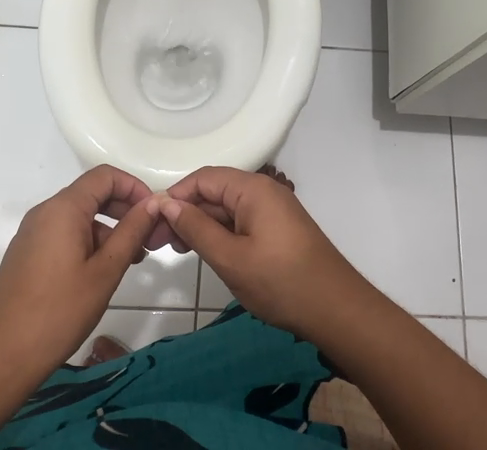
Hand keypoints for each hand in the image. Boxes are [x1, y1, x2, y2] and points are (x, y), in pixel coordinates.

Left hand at [0, 165, 161, 378]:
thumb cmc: (58, 313)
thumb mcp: (105, 271)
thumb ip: (131, 232)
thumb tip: (153, 203)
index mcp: (63, 209)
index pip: (105, 176)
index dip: (134, 187)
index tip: (153, 214)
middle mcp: (44, 213)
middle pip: (92, 194)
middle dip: (124, 211)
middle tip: (149, 240)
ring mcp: (32, 235)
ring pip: (79, 217)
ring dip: (108, 231)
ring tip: (129, 263)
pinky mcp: (26, 256)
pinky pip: (64, 235)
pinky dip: (88, 244)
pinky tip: (101, 275)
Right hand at [161, 166, 378, 338]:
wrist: (334, 307)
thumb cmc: (280, 281)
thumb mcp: (230, 257)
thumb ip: (196, 228)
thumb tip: (166, 203)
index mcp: (252, 188)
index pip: (203, 179)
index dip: (175, 197)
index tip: (151, 224)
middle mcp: (263, 190)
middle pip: (214, 191)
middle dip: (185, 212)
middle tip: (158, 243)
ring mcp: (272, 210)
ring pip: (227, 208)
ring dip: (201, 225)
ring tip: (177, 250)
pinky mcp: (277, 228)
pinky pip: (241, 221)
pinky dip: (220, 233)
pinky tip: (205, 252)